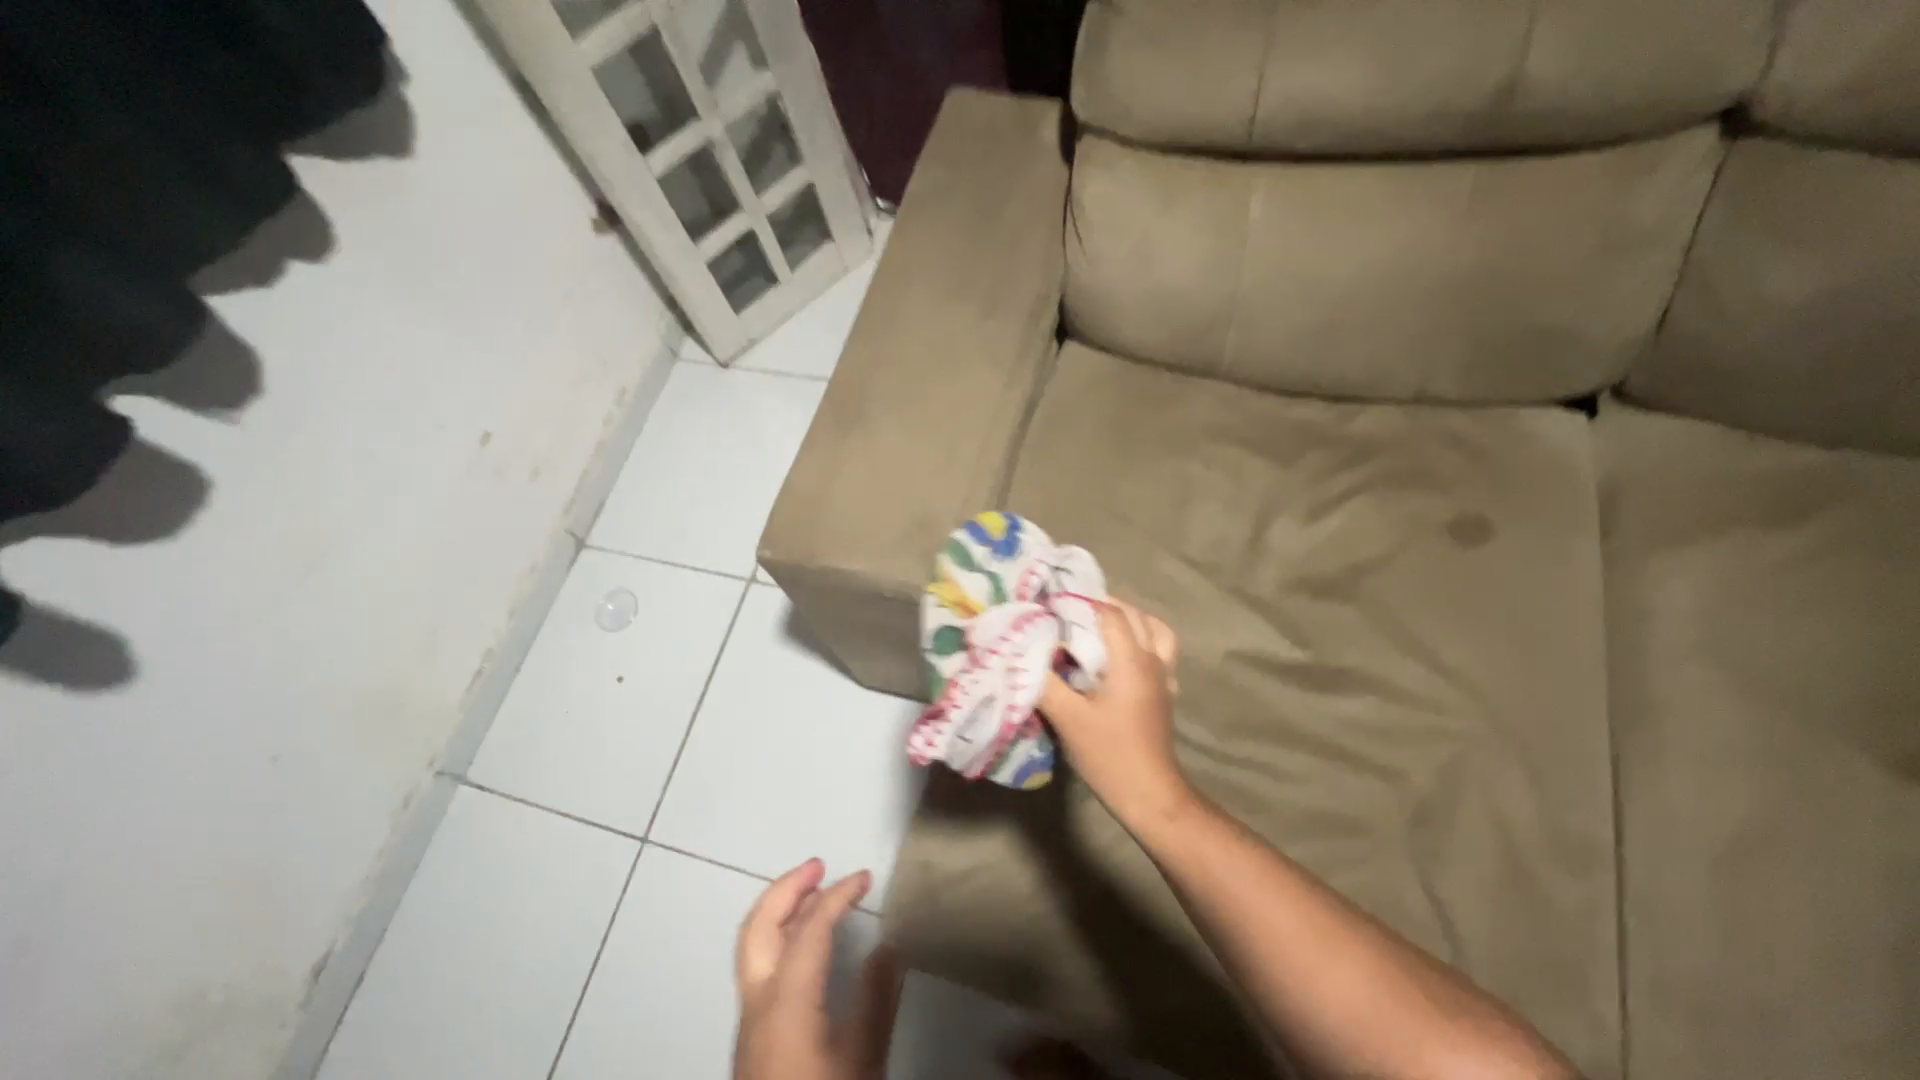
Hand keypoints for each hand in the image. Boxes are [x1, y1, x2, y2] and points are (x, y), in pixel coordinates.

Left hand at [735, 859, 900, 1079]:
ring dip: (778, 909)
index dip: (837, 896)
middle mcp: (757, 1002)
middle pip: (758, 927)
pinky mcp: (751, 1034)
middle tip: (820, 865)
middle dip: (786, 888)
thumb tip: (888, 948)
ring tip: (812, 892)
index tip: (864, 877)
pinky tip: (803, 942)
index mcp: (787, 1003)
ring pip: (750, 945)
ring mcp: (748, 1019)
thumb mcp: (863, 1062)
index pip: (809, 929)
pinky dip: (777, 935)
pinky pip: (756, 964)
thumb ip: (876, 1001)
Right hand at [1040, 599, 1191, 827]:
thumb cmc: (1108, 753)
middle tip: (1070, 611)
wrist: (1149, 794)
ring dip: (1130, 620)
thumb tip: (1022, 653)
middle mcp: (1152, 660)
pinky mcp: (1166, 694)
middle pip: (1134, 615)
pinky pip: (1161, 653)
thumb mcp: (1066, 718)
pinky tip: (1123, 657)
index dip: (1080, 602)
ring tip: (1101, 626)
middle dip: (1103, 606)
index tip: (1051, 605)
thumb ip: (1043, 681)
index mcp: (1130, 660)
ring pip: (1155, 631)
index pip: (1109, 613)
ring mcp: (1164, 677)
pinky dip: (1144, 642)